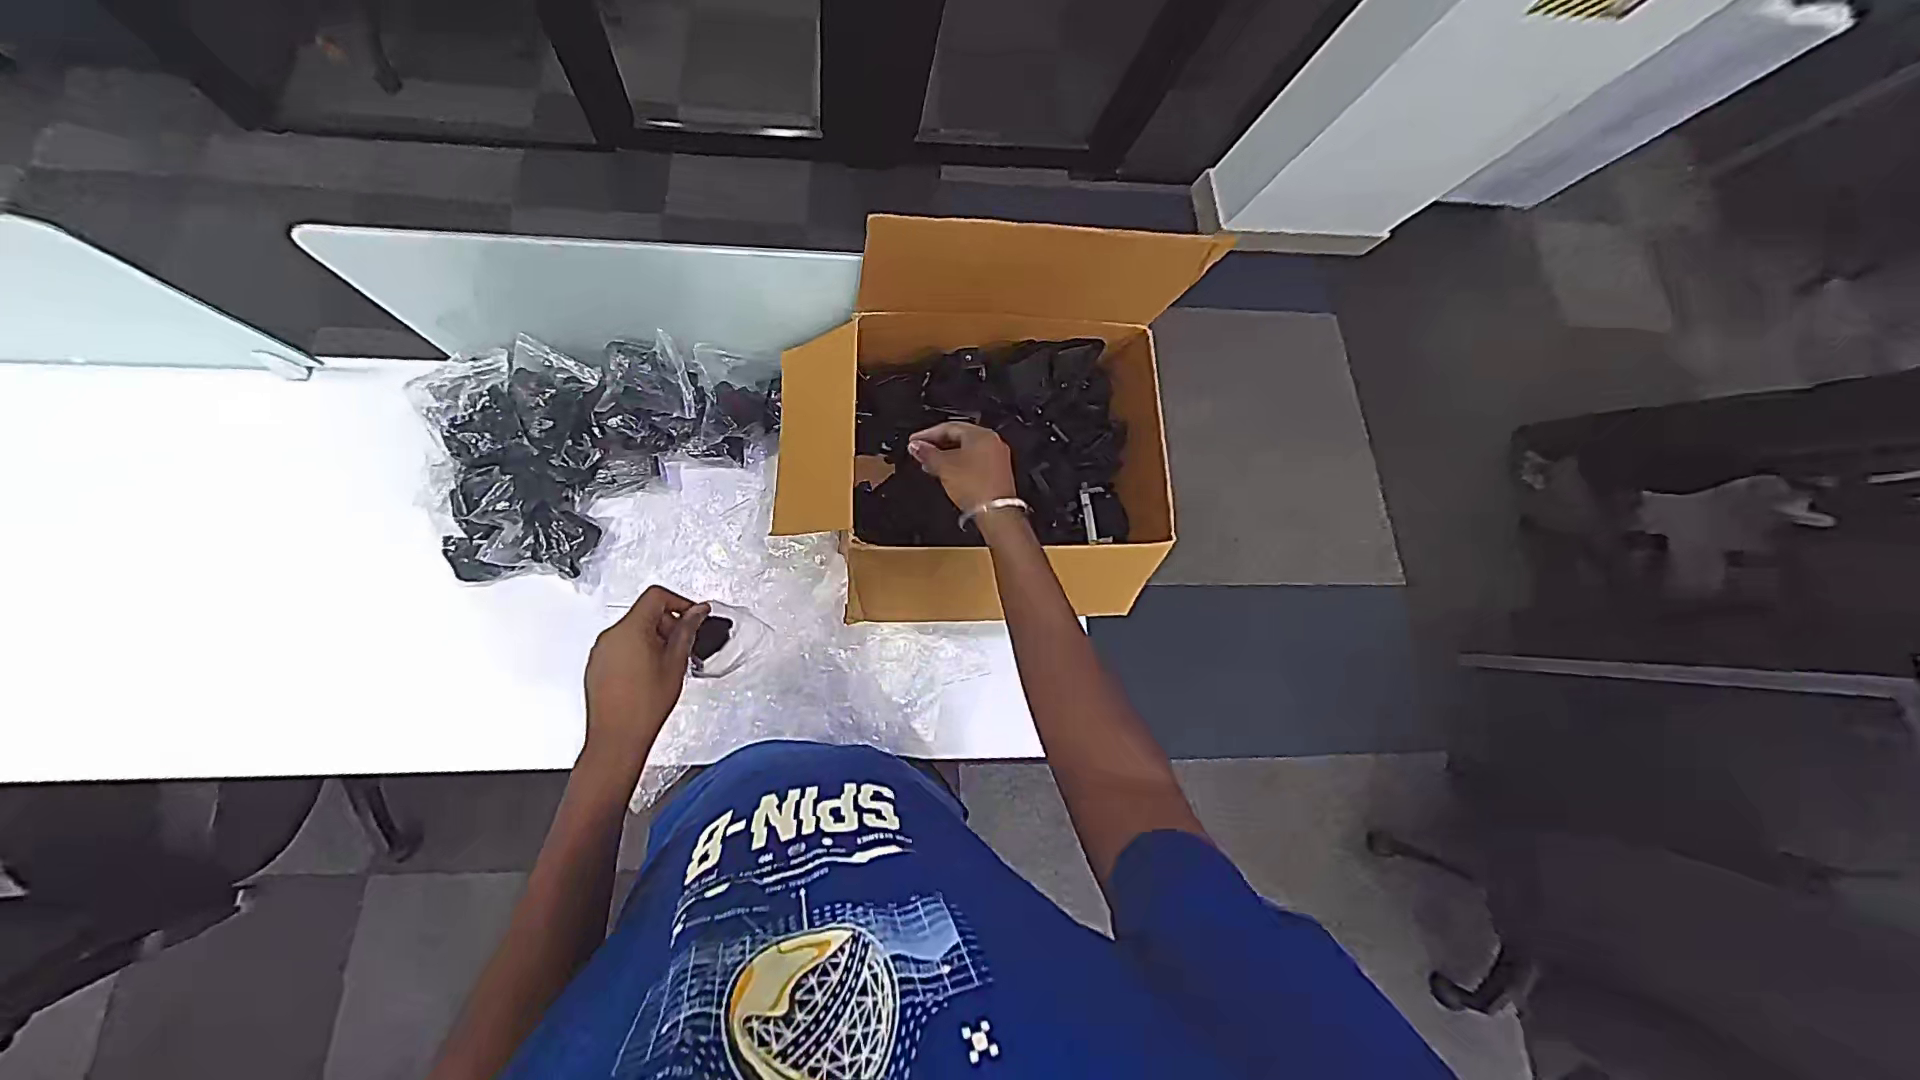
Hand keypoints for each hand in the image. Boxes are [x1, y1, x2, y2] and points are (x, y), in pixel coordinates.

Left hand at [583, 585, 707, 765]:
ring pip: (633, 630)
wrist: (617, 737)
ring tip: (668, 664)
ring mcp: (600, 651)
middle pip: (644, 613)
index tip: (693, 614)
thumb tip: (697, 612)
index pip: (656, 596)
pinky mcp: (597, 666)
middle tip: (683, 644)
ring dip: (654, 639)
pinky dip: (639, 651)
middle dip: (668, 624)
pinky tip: (650, 674)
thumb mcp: (676, 662)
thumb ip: (687, 630)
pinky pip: (621, 646)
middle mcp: (610, 636)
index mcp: (630, 630)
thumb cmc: (644, 705)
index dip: (680, 602)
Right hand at [907, 421, 1016, 513]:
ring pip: (966, 451)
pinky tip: (948, 474)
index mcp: (981, 434)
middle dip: (937, 445)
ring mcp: (996, 458)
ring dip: (946, 456)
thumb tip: (916, 446)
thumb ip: (927, 453)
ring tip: (931, 464)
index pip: (949, 427)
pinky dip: (958, 465)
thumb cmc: (976, 487)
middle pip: (959, 437)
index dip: (928, 434)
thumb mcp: (944, 467)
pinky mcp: (997, 473)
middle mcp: (992, 443)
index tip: (915, 441)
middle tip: (921, 452)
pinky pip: (974, 463)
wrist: (995, 513)